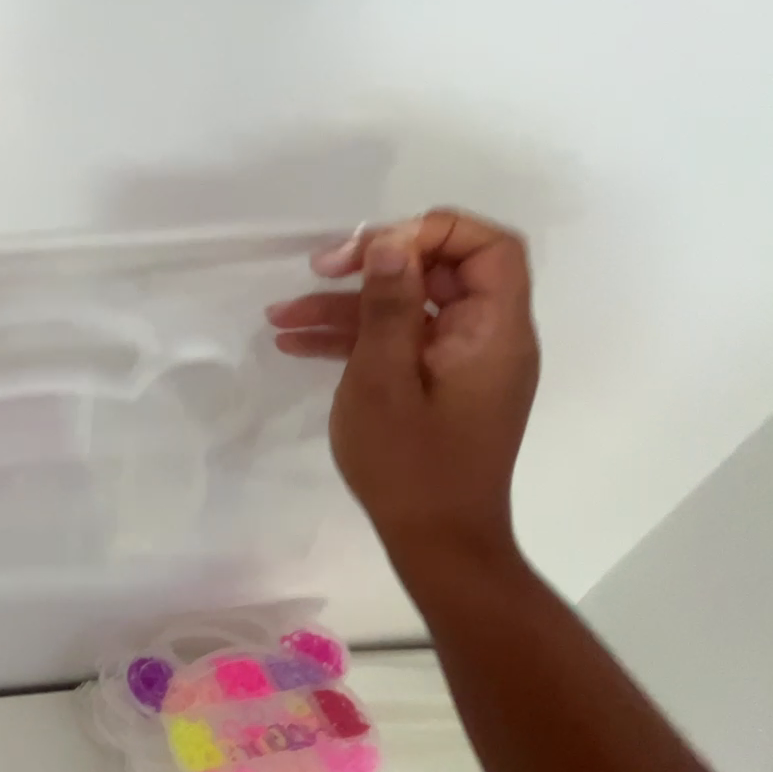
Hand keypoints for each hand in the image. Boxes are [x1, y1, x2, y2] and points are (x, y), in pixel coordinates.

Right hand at [266, 209, 539, 557]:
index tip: (370, 250)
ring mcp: (461, 362)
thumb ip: (389, 306)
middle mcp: (487, 337)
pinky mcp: (437, 384)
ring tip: (279, 317)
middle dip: (372, 265)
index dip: (431, 232)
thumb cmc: (409, 461)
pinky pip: (398, 342)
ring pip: (407, 309)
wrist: (435, 540)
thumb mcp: (383, 377)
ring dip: (344, 307)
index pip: (488, 247)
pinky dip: (351, 339)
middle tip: (318, 270)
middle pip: (440, 271)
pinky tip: (295, 343)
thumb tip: (391, 241)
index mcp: (494, 330)